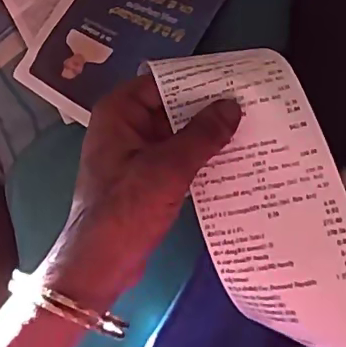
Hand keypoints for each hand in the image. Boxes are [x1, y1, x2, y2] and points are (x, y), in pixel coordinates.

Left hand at [38, 74, 241, 309]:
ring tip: (246, 128)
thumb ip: (201, 135)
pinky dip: (195, 155)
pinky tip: (228, 159)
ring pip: (174, 131)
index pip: (162, 81)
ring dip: (203, 133)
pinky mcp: (142, 175)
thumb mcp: (168, 169)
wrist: (99, 266)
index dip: (196, 80)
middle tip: (247, 104)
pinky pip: (173, 154)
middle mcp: (123, 123)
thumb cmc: (125, 210)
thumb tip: (232, 105)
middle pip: (169, 104)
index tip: (232, 80)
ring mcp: (132, 150)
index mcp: (119, 110)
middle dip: (204, 107)